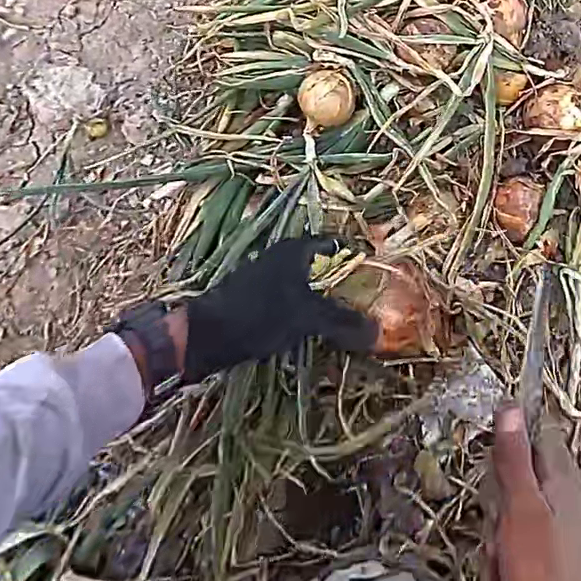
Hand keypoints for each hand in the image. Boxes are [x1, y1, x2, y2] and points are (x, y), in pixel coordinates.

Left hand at [121, 235, 376, 391]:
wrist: (201, 337)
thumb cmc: (258, 314)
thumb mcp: (306, 318)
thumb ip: (343, 322)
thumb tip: (378, 332)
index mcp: (296, 249)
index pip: (334, 243)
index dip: (354, 256)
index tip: (373, 271)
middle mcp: (281, 256)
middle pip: (320, 263)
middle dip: (341, 279)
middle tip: (363, 297)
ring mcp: (265, 276)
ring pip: (304, 282)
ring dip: (322, 297)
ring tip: (342, 316)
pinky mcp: (253, 298)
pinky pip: (290, 299)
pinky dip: (304, 309)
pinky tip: (311, 329)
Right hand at [491, 405, 580, 580]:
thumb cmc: (543, 573)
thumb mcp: (523, 507)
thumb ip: (516, 459)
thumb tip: (510, 407)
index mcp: (563, 479)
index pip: (538, 435)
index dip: (513, 437)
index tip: (493, 450)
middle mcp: (563, 499)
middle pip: (519, 477)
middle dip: (499, 497)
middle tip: (497, 520)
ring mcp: (556, 531)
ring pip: (512, 514)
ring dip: (498, 534)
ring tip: (500, 557)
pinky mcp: (546, 561)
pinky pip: (515, 545)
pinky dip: (504, 559)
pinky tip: (503, 574)